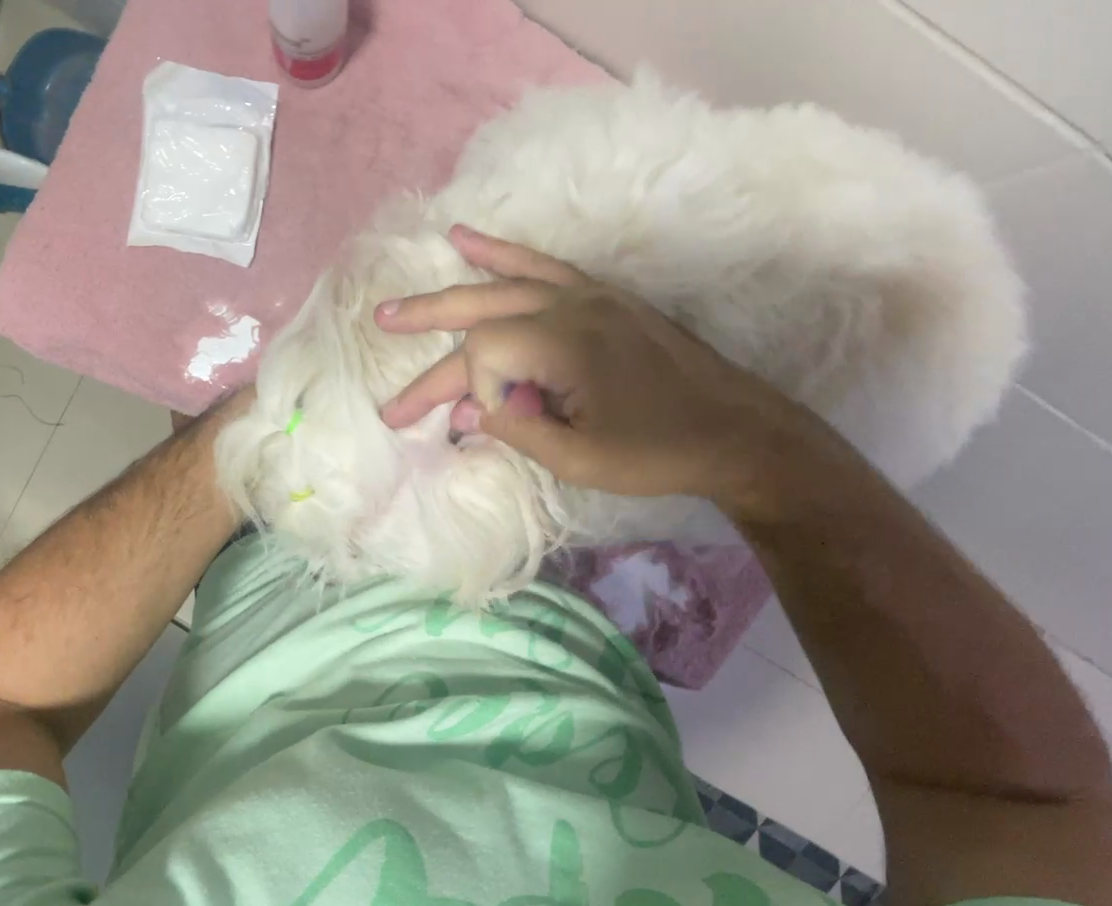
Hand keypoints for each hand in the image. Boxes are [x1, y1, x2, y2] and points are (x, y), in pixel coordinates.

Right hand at [376, 226, 826, 505]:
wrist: (733, 430)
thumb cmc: (654, 453)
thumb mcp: (576, 459)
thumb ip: (515, 427)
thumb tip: (468, 409)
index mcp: (564, 344)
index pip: (483, 350)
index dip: (476, 390)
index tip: (502, 421)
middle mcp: (570, 306)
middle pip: (478, 308)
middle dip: (425, 326)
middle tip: (378, 330)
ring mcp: (589, 295)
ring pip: (501, 286)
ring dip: (447, 294)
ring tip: (397, 307)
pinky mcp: (603, 297)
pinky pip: (542, 267)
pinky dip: (501, 255)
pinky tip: (466, 239)